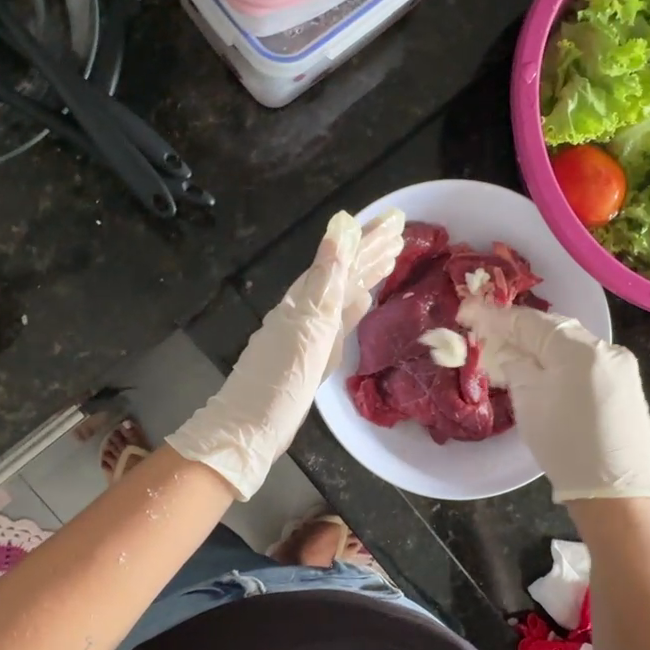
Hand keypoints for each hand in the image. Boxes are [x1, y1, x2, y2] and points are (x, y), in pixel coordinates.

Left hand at [167, 209, 403, 500]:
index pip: (342, 259)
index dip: (368, 239)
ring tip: (390, 258)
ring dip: (364, 274)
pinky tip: (362, 303)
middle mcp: (304, 310)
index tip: (395, 219)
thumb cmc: (279, 383)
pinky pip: (338, 319)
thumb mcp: (308, 331)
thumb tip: (339, 232)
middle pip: (341, 273)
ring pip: (341, 294)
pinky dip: (352, 306)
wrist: (249, 429)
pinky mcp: (308, 355)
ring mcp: (306, 332)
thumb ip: (327, 283)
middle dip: (370, 252)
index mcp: (305, 301)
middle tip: (400, 232)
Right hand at [458, 300, 649, 503]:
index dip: (495, 316)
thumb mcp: (528, 403)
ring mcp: (620, 366)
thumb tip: (510, 352)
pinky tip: (544, 374)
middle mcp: (604, 348)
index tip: (468, 313)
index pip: (529, 321)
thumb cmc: (565, 446)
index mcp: (577, 348)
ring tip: (511, 357)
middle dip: (518, 332)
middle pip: (552, 330)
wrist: (616, 493)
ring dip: (539, 348)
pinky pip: (586, 362)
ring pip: (570, 346)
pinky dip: (560, 363)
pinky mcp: (626, 386)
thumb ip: (516, 366)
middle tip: (487, 337)